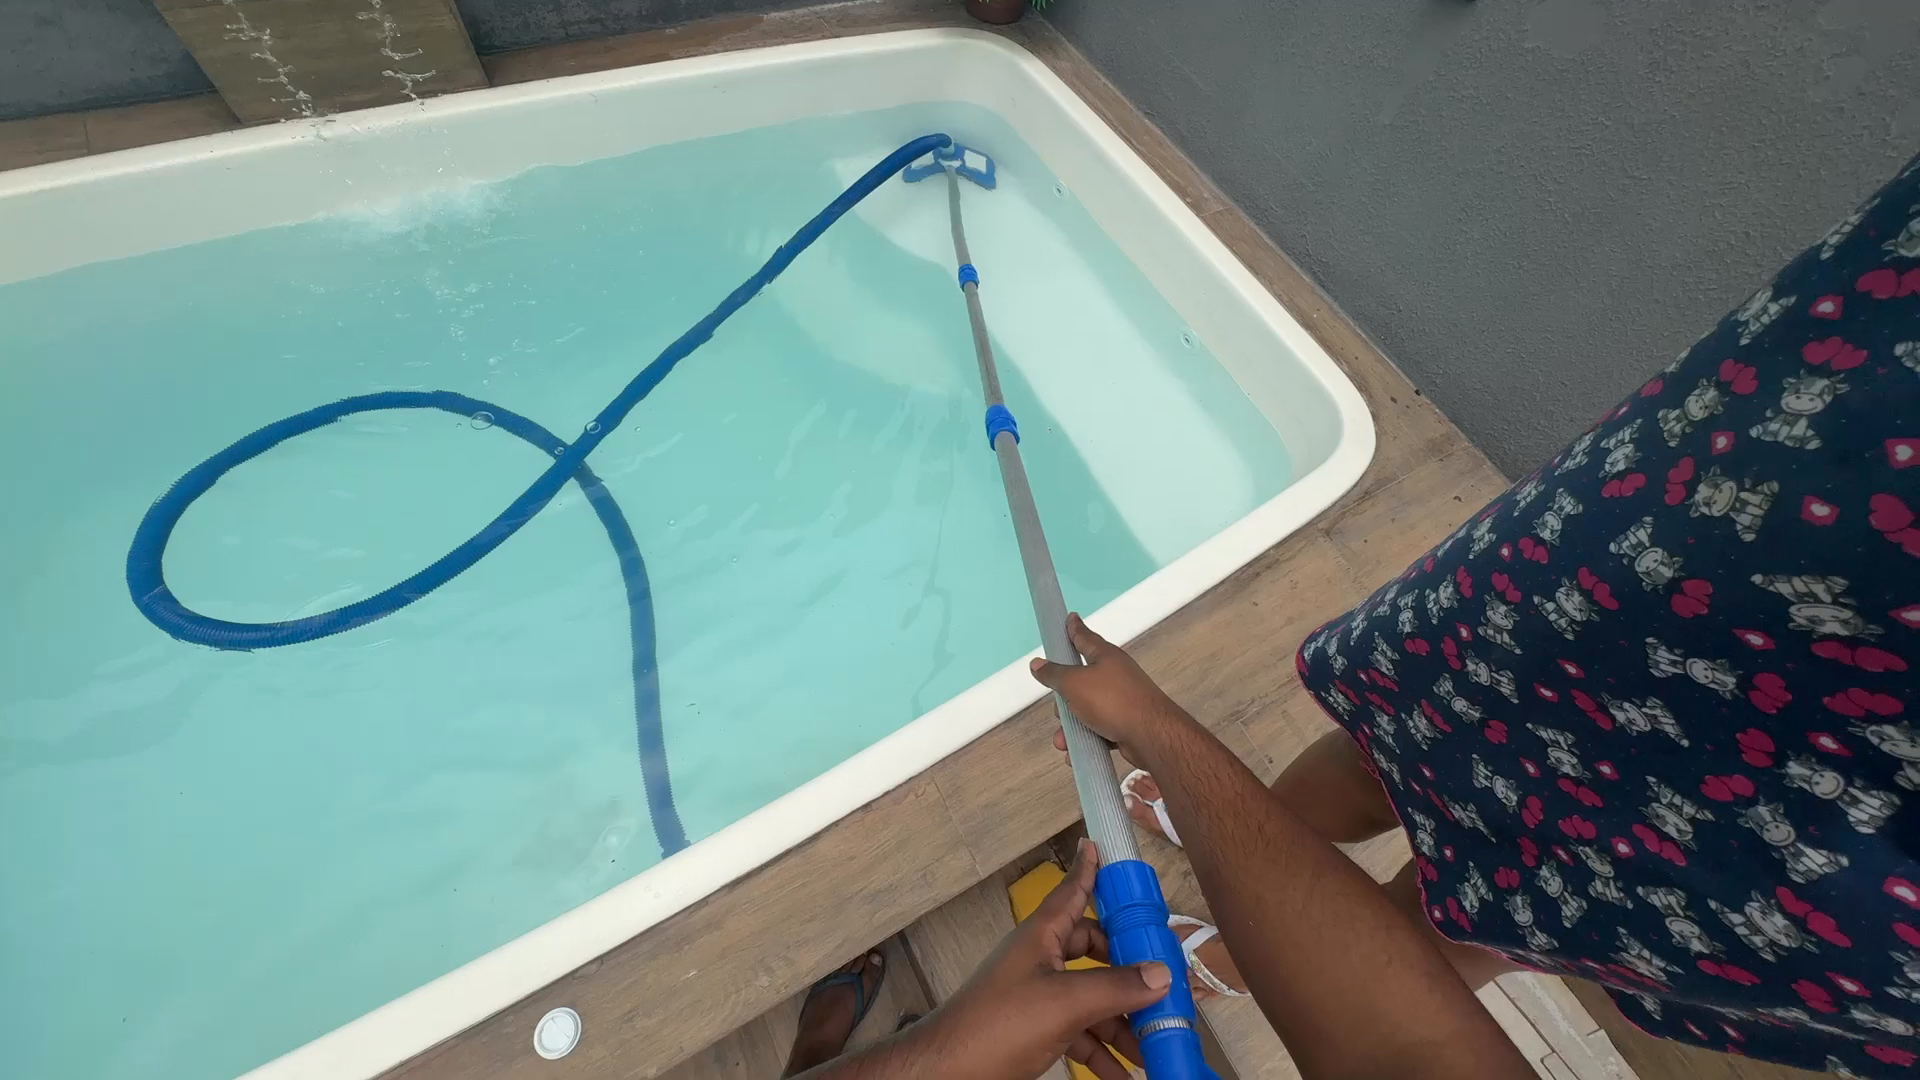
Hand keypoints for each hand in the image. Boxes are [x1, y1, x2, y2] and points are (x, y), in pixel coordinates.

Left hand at [910, 840, 1170, 1079]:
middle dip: (1129, 972)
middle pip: (1094, 953)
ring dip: (1122, 1024)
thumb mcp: (1064, 1002)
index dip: (1087, 869)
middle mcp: (1043, 958)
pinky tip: (1126, 1075)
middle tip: (1165, 984)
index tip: (1098, 847)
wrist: (952, 1071)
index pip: (1072, 891)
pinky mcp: (1038, 1029)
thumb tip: (1160, 973)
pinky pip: (1080, 1035)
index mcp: (1044, 935)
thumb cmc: (1000, 1023)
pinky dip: (1103, 1054)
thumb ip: (1114, 987)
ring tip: (1155, 1048)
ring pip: (1092, 999)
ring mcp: (1040, 995)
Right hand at [1029, 614, 1190, 759]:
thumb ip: (1054, 674)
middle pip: (1080, 680)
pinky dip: (1087, 739)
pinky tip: (1077, 751)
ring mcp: (1121, 700)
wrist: (1151, 737)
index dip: (1073, 628)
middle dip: (1064, 698)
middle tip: (1059, 708)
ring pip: (1086, 709)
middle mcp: (1114, 675)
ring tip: (1064, 740)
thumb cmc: (1112, 701)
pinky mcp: (1125, 724)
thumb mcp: (1074, 684)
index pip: (1084, 637)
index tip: (1069, 618)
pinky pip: (1098, 729)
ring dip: (1072, 725)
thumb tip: (1036, 664)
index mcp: (1105, 657)